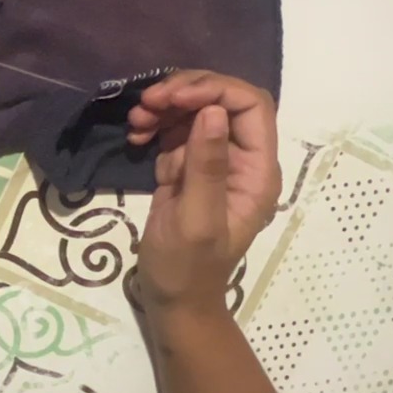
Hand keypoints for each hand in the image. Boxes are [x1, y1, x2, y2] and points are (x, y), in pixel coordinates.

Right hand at [127, 71, 281, 315]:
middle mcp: (241, 159)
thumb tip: (213, 111)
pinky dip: (155, 125)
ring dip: (165, 107)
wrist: (172, 301)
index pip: (251, 106)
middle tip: (146, 103)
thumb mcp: (195, 220)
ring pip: (196, 110)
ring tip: (135, 122)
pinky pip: (175, 130)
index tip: (172, 98)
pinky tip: (136, 137)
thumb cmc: (187, 269)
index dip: (215, 91)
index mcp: (256, 172)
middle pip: (223, 100)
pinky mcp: (187, 167)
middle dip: (185, 93)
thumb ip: (206, 167)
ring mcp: (213, 161)